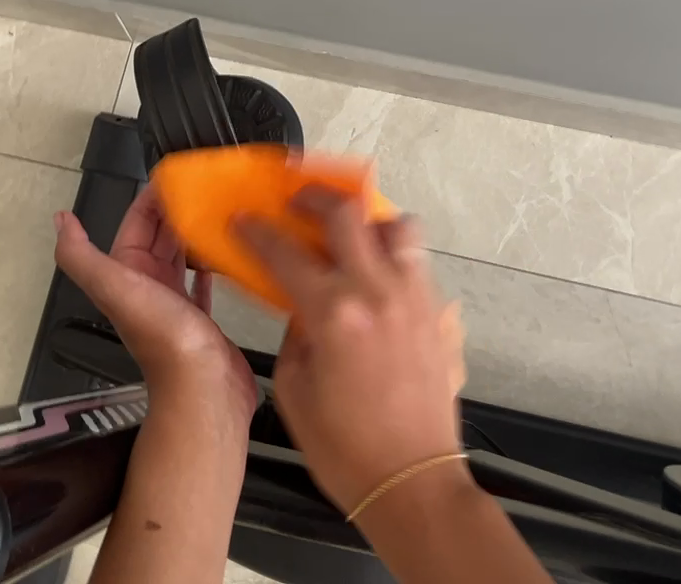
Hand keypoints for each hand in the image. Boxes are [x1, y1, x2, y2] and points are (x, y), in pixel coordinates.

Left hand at [54, 189, 257, 424]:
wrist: (202, 388)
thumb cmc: (163, 336)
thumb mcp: (114, 287)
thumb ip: (81, 255)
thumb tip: (59, 219)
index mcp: (127, 275)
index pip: (137, 223)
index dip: (151, 198)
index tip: (177, 175)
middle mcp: (147, 287)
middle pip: (160, 237)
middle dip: (175, 210)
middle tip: (204, 185)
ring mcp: (175, 304)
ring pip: (180, 256)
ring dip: (192, 234)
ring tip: (215, 209)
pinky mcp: (201, 319)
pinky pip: (202, 283)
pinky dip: (208, 265)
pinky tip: (220, 252)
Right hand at [237, 187, 466, 515]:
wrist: (413, 482)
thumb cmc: (345, 448)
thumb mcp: (293, 389)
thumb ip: (294, 333)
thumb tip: (301, 303)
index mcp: (334, 314)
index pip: (285, 252)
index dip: (258, 230)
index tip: (244, 219)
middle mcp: (377, 292)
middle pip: (346, 213)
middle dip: (314, 197)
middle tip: (297, 201)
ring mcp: (414, 296)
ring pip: (397, 224)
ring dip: (368, 218)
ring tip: (350, 230)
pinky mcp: (436, 311)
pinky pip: (417, 259)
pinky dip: (394, 250)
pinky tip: (378, 272)